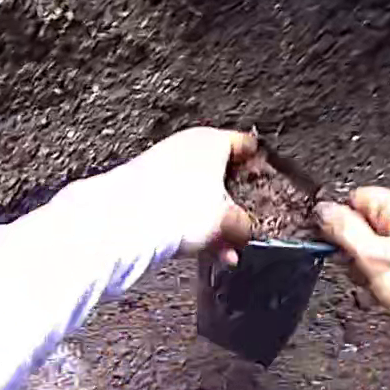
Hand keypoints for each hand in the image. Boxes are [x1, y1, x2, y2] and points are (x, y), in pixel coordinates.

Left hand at [109, 127, 256, 260]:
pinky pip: (176, 207)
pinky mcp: (145, 189)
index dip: (257, 162)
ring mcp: (163, 167)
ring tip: (224, 248)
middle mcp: (186, 147)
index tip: (263, 171)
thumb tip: (242, 231)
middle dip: (231, 203)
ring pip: (197, 195)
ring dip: (212, 221)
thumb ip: (242, 224)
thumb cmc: (179, 207)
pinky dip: (190, 225)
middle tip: (242, 222)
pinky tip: (201, 248)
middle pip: (219, 174)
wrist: (126, 219)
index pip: (244, 145)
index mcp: (212, 141)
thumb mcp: (227, 220)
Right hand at [317, 187, 389, 328]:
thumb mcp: (371, 258)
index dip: (343, 227)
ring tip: (388, 288)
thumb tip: (323, 210)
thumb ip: (343, 229)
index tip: (344, 252)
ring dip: (381, 266)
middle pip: (372, 222)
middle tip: (367, 275)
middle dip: (362, 250)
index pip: (354, 199)